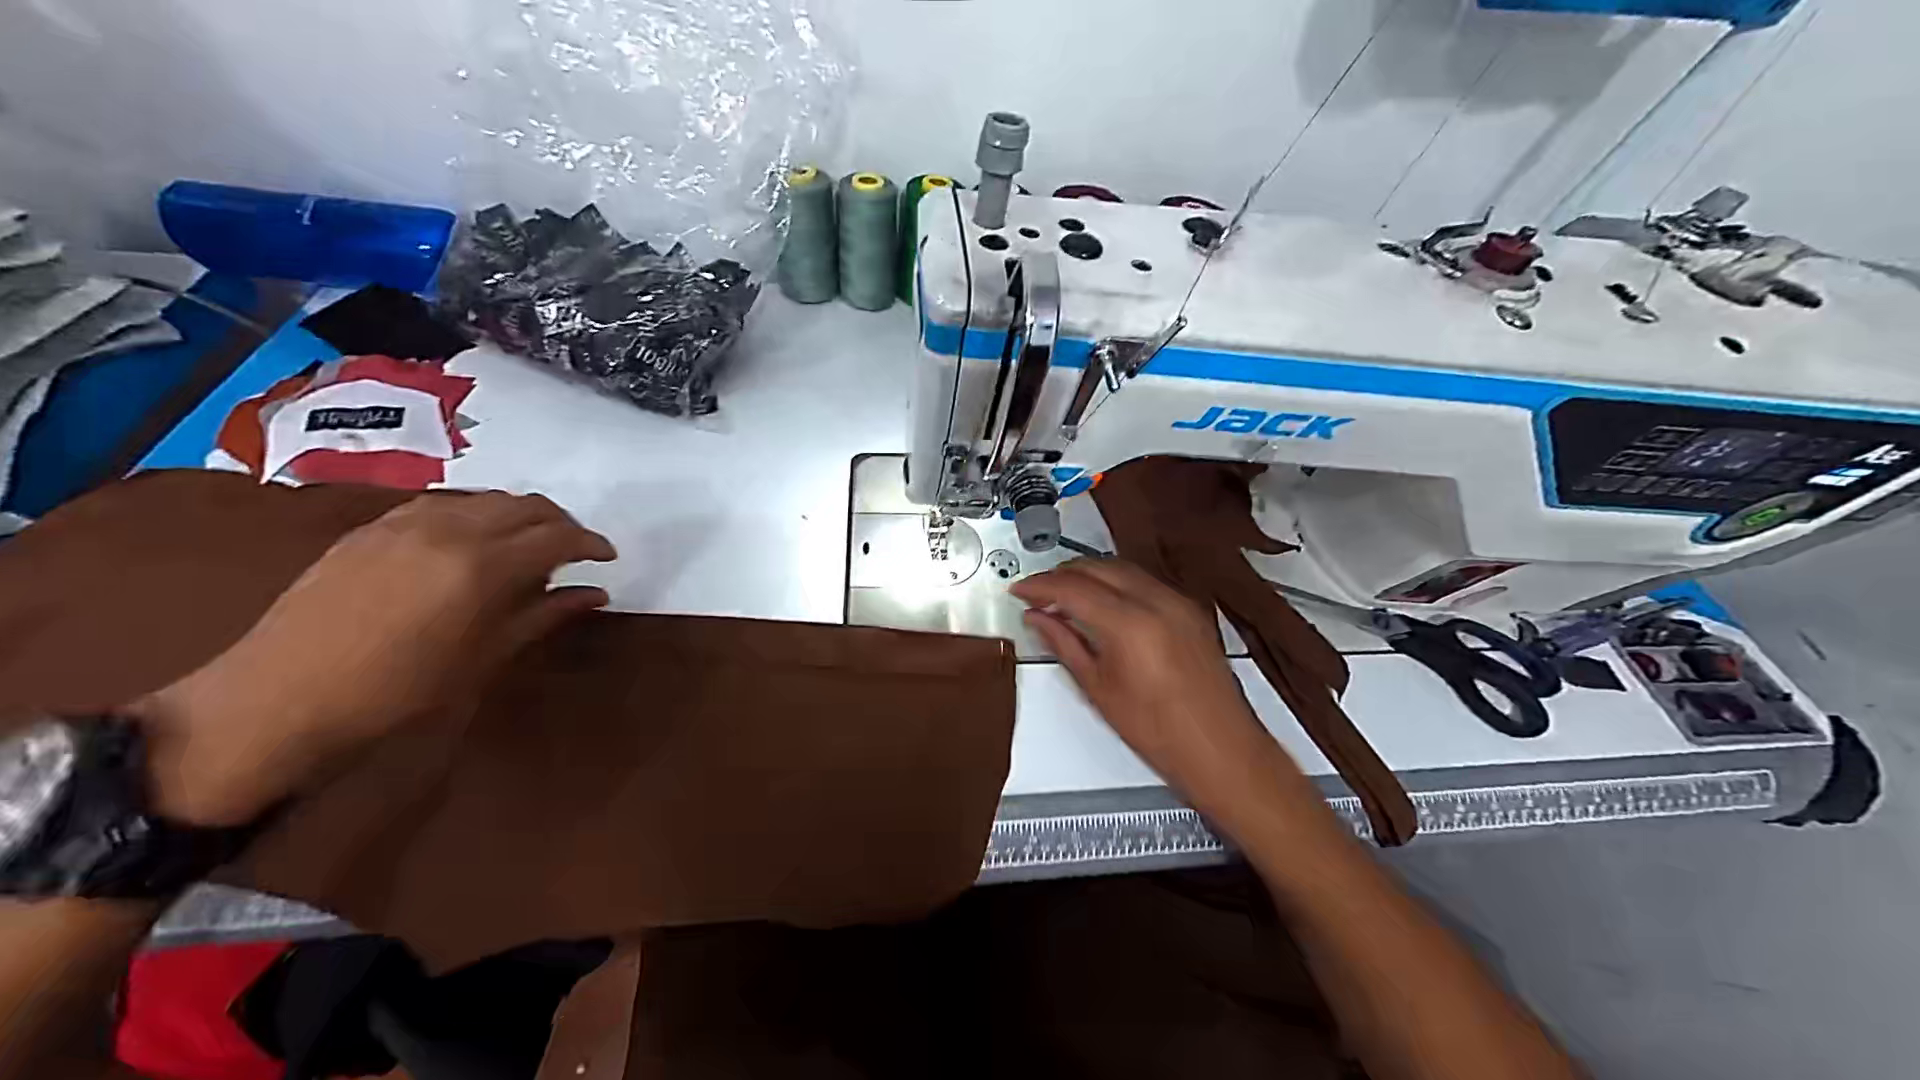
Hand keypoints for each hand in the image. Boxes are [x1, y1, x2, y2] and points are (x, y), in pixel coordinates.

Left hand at [130, 491, 617, 825]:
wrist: (277, 700)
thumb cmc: (397, 692)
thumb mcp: (484, 657)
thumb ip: (544, 615)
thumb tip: (595, 595)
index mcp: (482, 566)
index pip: (557, 536)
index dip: (590, 543)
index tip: (606, 558)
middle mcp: (449, 529)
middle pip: (526, 505)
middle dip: (560, 522)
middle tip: (574, 551)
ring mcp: (405, 522)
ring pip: (484, 499)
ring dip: (518, 515)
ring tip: (526, 547)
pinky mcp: (372, 528)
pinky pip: (442, 505)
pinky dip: (474, 516)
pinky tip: (470, 545)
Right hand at [1010, 558, 1289, 807]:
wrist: (1220, 749)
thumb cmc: (1162, 732)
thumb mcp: (1098, 688)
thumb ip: (1064, 643)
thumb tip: (1039, 618)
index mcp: (1129, 624)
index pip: (1072, 586)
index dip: (1039, 585)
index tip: (1021, 590)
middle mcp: (1157, 602)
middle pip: (1096, 567)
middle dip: (1062, 574)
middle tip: (1037, 592)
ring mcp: (1178, 602)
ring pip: (1121, 567)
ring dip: (1089, 574)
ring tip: (1064, 597)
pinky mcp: (1189, 609)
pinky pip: (1143, 580)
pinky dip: (1115, 582)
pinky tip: (1101, 602)